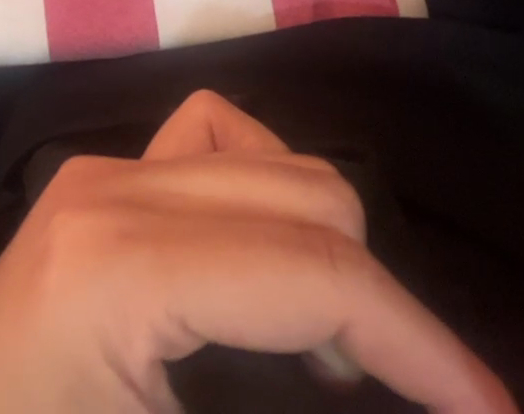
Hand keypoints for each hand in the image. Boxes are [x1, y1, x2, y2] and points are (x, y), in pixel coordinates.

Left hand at [0, 90, 513, 413]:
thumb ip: (295, 408)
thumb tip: (414, 397)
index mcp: (122, 269)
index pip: (318, 274)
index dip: (429, 351)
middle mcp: (111, 191)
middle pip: (307, 198)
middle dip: (385, 305)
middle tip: (412, 396)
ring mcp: (98, 172)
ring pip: (270, 158)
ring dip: (328, 244)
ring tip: (337, 344)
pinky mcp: (94, 179)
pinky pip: (210, 137)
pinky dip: (266, 188)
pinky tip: (264, 263)